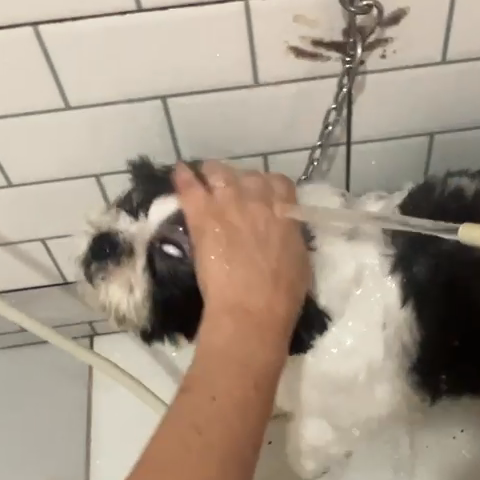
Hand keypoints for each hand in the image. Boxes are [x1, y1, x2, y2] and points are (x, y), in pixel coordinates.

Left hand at [173, 162, 311, 342]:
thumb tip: (285, 232)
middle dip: (242, 181)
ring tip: (207, 181)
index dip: (270, 187)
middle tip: (235, 195)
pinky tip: (179, 172)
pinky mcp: (202, 215)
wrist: (252, 308)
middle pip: (248, 174)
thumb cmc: (283, 294)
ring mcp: (228, 203)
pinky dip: (183, 175)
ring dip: (213, 174)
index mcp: (285, 211)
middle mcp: (257, 199)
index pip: (279, 182)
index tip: (264, 196)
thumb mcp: (301, 261)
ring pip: (217, 171)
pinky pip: (189, 185)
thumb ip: (291, 237)